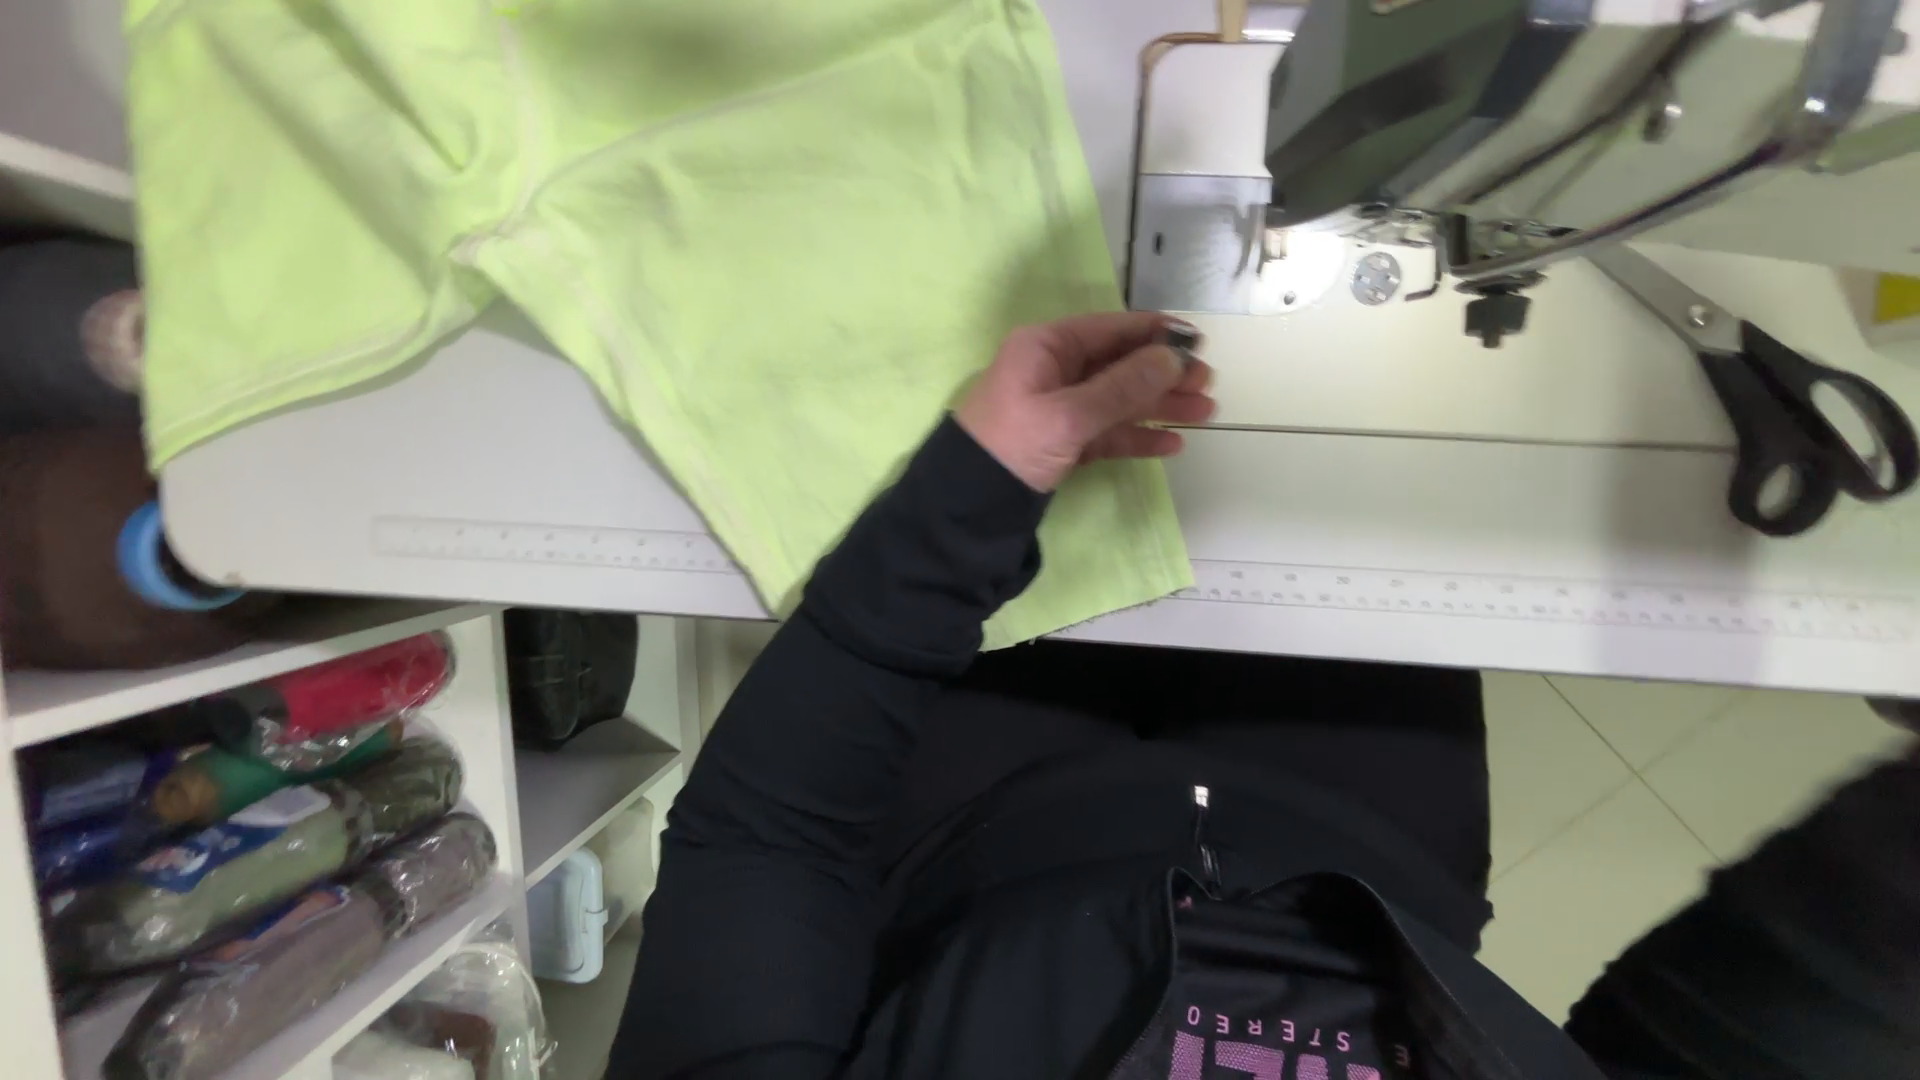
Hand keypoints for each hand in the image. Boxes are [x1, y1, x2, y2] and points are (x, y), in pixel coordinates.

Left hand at [955, 312, 1215, 492]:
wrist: (969, 505)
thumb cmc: (1013, 445)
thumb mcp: (1068, 414)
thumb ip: (1122, 387)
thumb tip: (1172, 358)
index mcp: (1045, 348)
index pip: (1110, 330)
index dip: (1155, 334)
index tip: (1197, 341)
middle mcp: (1053, 371)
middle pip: (1119, 365)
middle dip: (1164, 374)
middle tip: (1208, 384)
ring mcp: (1058, 408)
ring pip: (1118, 400)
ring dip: (1159, 406)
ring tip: (1205, 413)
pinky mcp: (1063, 442)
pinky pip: (1107, 433)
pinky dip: (1137, 437)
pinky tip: (1171, 444)